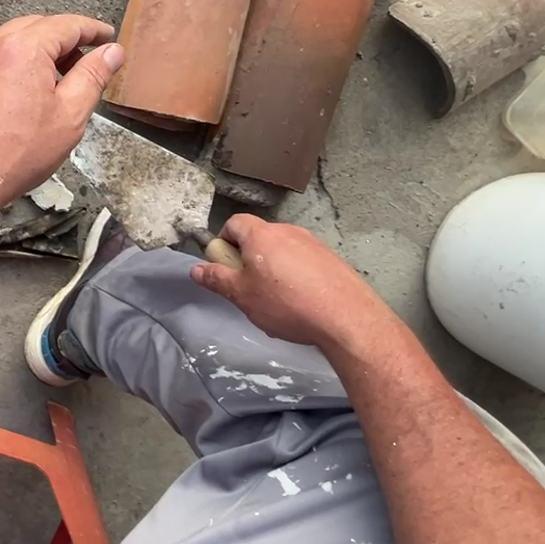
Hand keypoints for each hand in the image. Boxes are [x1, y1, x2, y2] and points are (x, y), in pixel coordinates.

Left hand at [0, 15, 123, 228]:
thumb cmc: (12, 156)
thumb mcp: (69, 116)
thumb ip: (93, 76)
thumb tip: (110, 53)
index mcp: (22, 48)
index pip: (67, 25)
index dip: (92, 30)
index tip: (105, 37)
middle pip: (35, 28)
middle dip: (63, 40)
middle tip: (83, 62)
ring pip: (8, 42)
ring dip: (34, 52)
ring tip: (52, 82)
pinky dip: (7, 65)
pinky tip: (17, 92)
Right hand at [188, 214, 403, 349]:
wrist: (348, 320)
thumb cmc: (286, 304)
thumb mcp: (241, 295)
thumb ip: (215, 278)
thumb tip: (195, 269)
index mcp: (261, 235)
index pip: (234, 222)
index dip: (224, 241)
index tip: (226, 265)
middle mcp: (288, 232)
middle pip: (259, 236)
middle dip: (249, 257)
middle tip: (249, 286)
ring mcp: (314, 244)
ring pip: (283, 250)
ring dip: (274, 267)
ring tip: (278, 299)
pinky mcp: (334, 260)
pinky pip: (305, 262)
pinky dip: (297, 276)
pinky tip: (302, 302)